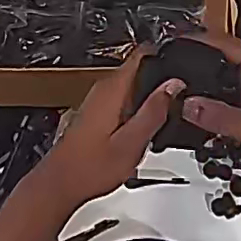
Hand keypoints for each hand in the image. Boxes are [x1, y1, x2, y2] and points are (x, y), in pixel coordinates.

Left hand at [23, 47, 183, 216]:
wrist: (59, 186)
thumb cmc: (88, 168)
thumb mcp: (132, 143)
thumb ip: (154, 111)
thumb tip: (173, 86)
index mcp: (113, 89)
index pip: (142, 54)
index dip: (165, 55)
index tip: (181, 67)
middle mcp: (103, 89)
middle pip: (141, 70)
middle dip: (160, 82)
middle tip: (174, 104)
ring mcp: (98, 99)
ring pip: (134, 86)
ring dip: (149, 99)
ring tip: (158, 122)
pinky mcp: (97, 111)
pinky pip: (125, 100)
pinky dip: (137, 110)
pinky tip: (139, 133)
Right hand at [178, 32, 240, 187]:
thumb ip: (218, 116)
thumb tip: (191, 105)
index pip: (229, 43)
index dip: (203, 38)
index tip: (182, 37)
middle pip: (227, 59)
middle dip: (202, 59)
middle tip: (179, 58)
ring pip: (230, 80)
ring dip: (210, 83)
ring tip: (186, 86)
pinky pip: (234, 97)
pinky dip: (219, 100)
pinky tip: (206, 111)